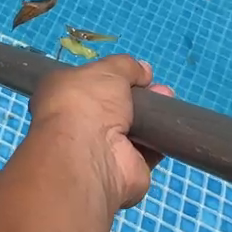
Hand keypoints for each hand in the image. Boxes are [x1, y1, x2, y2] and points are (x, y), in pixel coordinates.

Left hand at [28, 55, 170, 210]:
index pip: (87, 82)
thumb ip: (125, 66)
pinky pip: (147, 150)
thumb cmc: (87, 101)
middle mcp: (78, 118)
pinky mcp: (124, 165)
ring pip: (132, 126)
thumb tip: (143, 70)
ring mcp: (100, 144)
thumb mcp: (106, 70)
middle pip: (113, 104)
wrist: (92, 152)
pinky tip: (170, 126)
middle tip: (159, 88)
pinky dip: (159, 139)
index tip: (135, 73)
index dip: (111, 76)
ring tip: (167, 99)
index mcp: (62, 92)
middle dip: (138, 93)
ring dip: (151, 114)